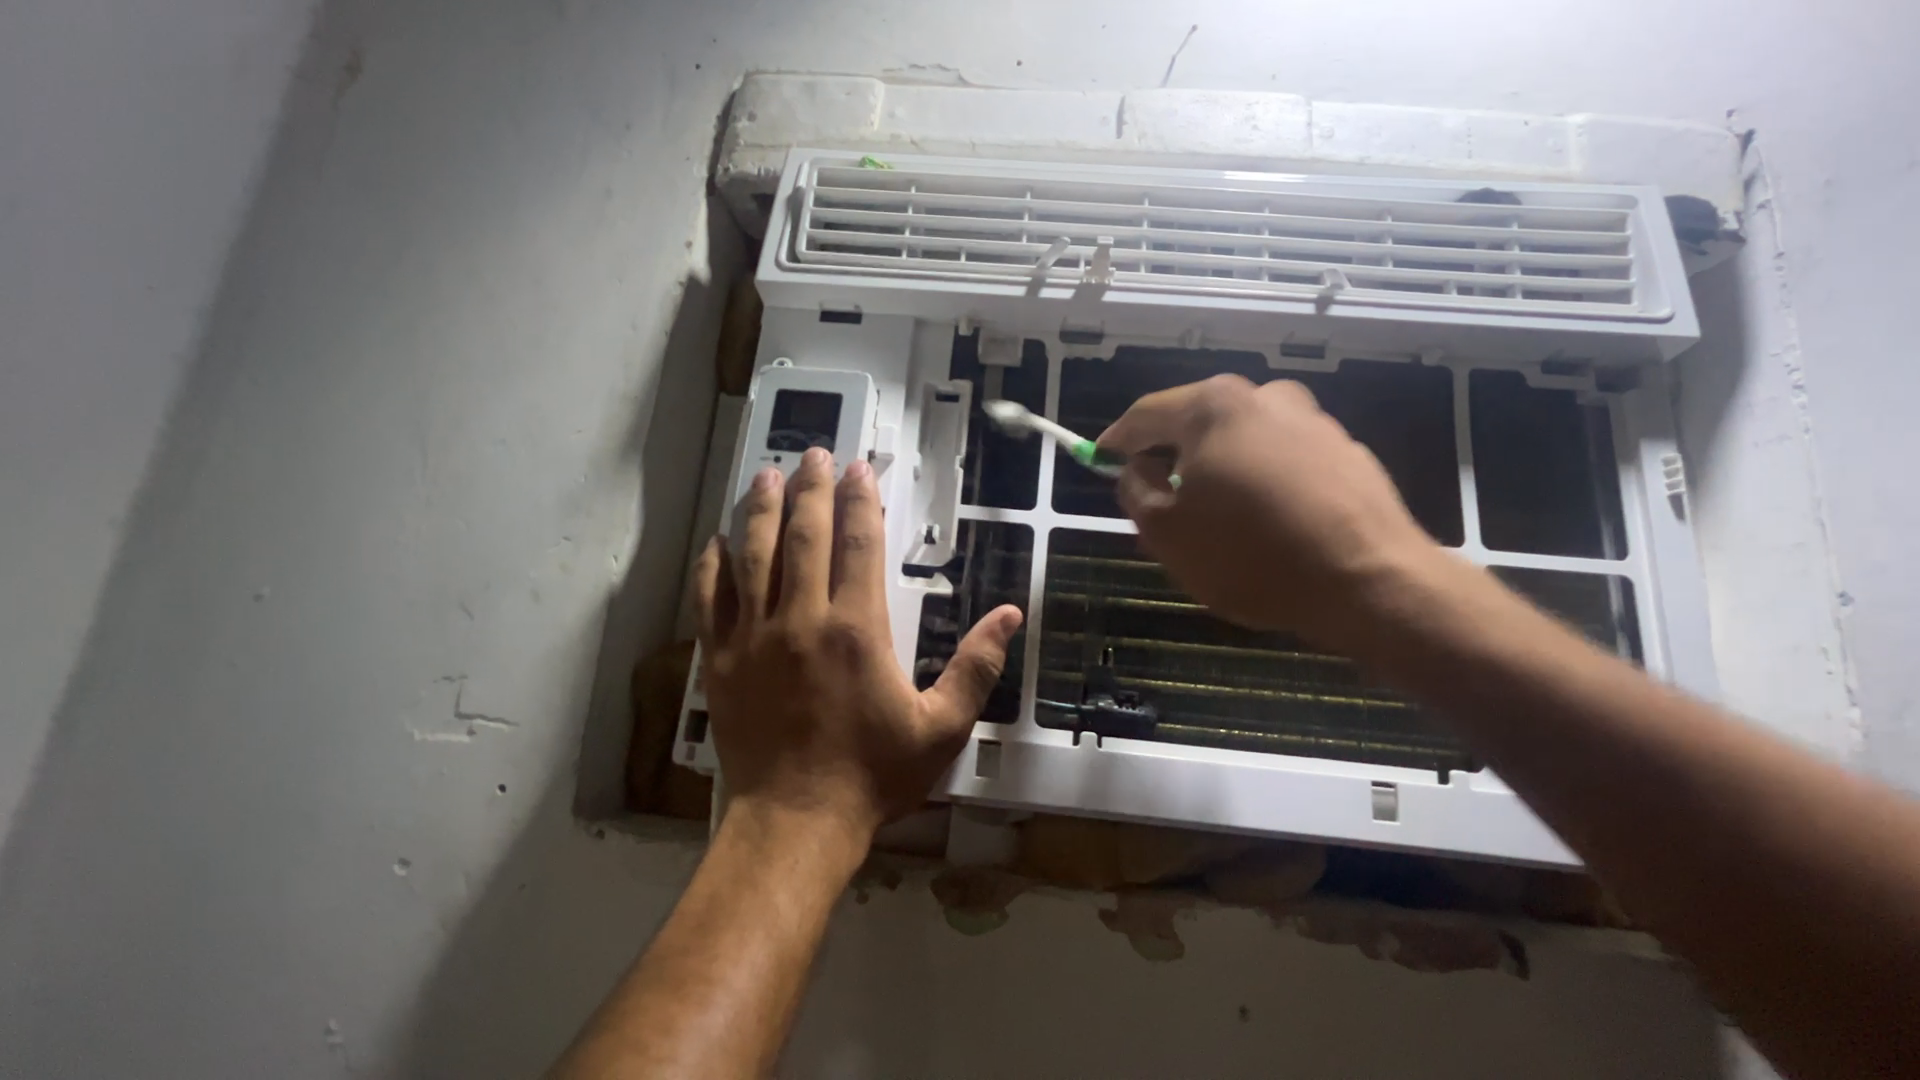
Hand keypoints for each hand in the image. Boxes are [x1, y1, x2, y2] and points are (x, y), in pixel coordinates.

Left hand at [691, 447, 1022, 841]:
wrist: (796, 822)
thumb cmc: (873, 775)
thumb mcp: (941, 728)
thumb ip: (976, 667)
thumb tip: (1010, 616)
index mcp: (858, 629)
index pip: (857, 545)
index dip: (860, 502)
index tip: (860, 470)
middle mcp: (801, 619)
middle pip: (804, 536)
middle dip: (812, 489)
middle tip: (815, 455)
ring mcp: (754, 636)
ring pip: (754, 554)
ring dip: (763, 509)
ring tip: (770, 474)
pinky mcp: (722, 659)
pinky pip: (712, 597)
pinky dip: (715, 563)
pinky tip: (719, 540)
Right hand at [1096, 375, 1435, 646]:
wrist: (1368, 582)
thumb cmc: (1250, 555)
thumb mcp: (1165, 532)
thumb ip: (1134, 490)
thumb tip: (1137, 469)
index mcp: (1213, 406)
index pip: (1144, 415)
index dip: (1115, 441)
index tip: (1099, 462)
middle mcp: (1264, 396)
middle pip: (1197, 422)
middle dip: (1171, 458)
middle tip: (1157, 500)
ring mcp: (1312, 420)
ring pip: (1242, 440)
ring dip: (1219, 469)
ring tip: (1215, 518)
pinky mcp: (1346, 450)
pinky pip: (1282, 459)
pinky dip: (1262, 481)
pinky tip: (1265, 523)